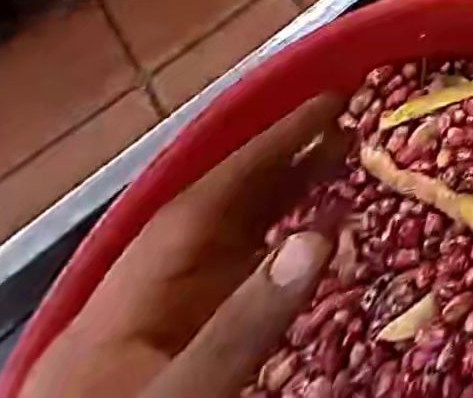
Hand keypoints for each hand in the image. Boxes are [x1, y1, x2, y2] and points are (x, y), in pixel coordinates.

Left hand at [22, 96, 345, 397]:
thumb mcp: (178, 397)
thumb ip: (240, 325)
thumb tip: (320, 236)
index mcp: (119, 306)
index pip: (200, 204)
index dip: (264, 150)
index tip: (325, 105)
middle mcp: (144, 306)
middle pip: (221, 217)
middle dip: (286, 165)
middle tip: (353, 122)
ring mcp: (168, 334)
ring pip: (238, 246)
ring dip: (293, 202)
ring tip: (352, 160)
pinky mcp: (194, 359)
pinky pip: (251, 283)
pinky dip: (291, 250)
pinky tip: (328, 235)